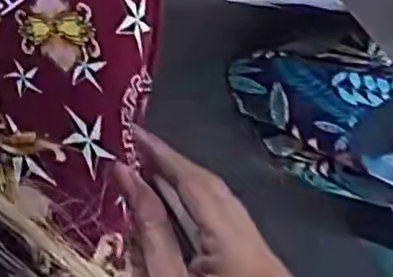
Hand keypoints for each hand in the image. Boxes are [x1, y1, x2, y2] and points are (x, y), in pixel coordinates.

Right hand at [118, 125, 290, 276]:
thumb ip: (149, 228)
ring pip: (223, 207)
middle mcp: (262, 251)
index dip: (162, 153)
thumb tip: (125, 173)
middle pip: (213, 190)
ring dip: (185, 186)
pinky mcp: (264, 273)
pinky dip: (198, 211)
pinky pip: (229, 228)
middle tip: (134, 146)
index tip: (131, 130)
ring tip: (146, 170)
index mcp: (239, 253)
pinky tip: (172, 206)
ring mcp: (268, 263)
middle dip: (173, 165)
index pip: (196, 183)